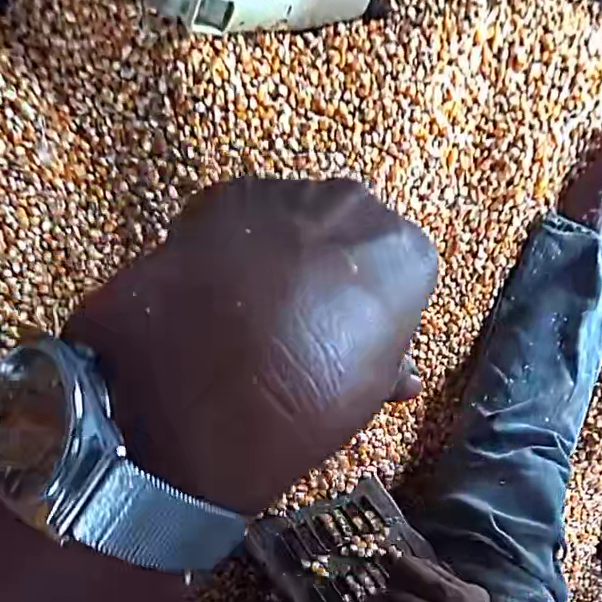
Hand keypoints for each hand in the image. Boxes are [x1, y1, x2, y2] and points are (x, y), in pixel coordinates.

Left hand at [65, 178, 436, 514]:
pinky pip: (244, 224)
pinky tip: (220, 299)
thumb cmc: (299, 409)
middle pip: (352, 241)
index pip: (403, 280)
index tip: (351, 351)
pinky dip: (238, 253)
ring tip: (253, 321)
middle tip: (304, 335)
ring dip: (285, 262)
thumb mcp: (360, 400)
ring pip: (298, 226)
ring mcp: (282, 192)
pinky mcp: (218, 196)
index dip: (376, 321)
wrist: (198, 398)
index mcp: (403, 254)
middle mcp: (351, 204)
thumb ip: (386, 367)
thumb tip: (400, 371)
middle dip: (333, 281)